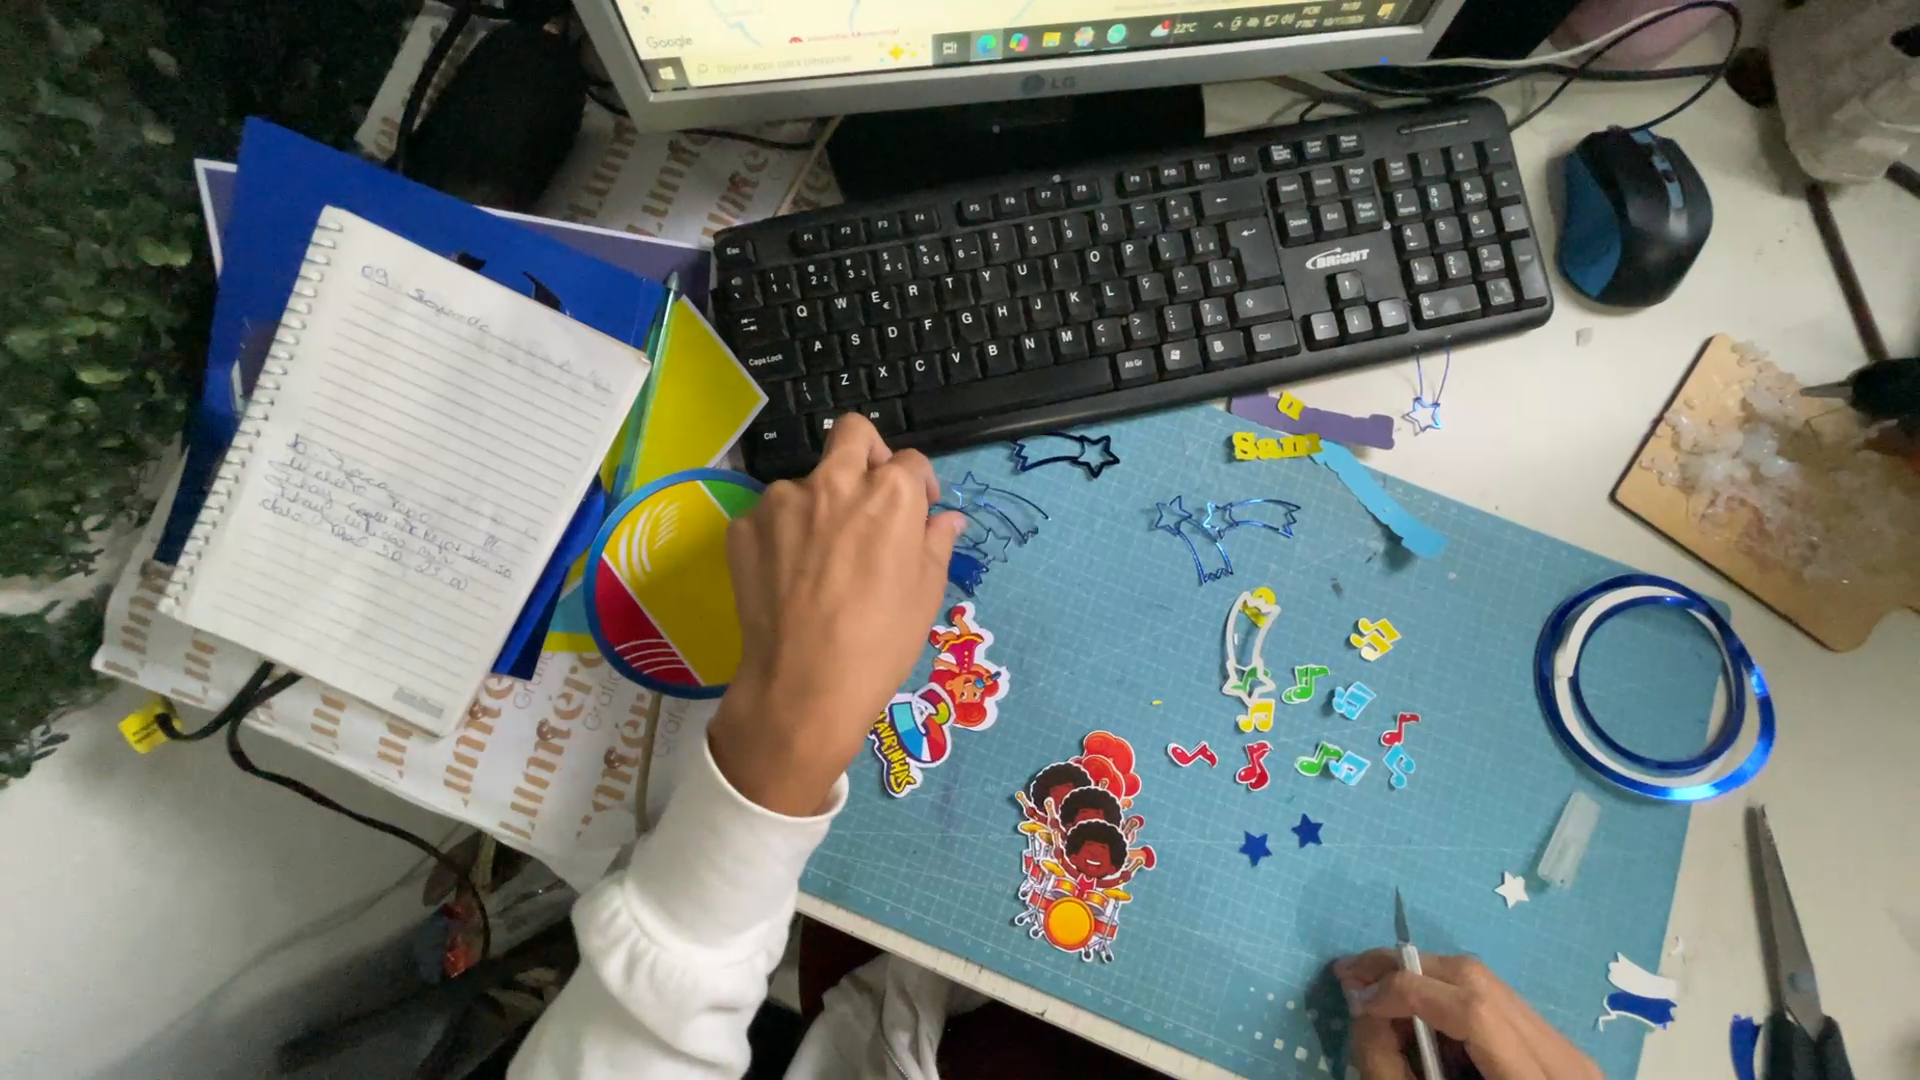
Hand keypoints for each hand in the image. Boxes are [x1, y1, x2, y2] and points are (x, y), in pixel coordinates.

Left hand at [709, 414, 965, 816]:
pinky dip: (783, 535)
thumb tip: (945, 518)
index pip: (911, 461)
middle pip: (853, 434)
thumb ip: (935, 541)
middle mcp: (833, 481)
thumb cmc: (882, 641)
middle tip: (870, 493)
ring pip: (806, 482)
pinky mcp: (743, 527)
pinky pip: (770, 518)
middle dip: (869, 452)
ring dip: (820, 504)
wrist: (805, 685)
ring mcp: (781, 501)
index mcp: (889, 493)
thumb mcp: (926, 592)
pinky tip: (789, 576)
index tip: (918, 511)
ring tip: (822, 558)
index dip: (920, 484)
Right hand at [1336, 950, 1601, 1079]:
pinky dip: (1443, 996)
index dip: (1406, 993)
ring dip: (1419, 977)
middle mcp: (1566, 1061)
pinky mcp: (1555, 1048)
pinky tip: (1416, 1014)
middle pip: (1474, 979)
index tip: (1357, 1001)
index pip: (1472, 1010)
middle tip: (1352, 974)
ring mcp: (1566, 1051)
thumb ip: (1385, 1062)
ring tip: (1376, 990)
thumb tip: (1361, 1001)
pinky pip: (1490, 1000)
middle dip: (1403, 968)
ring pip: (1480, 980)